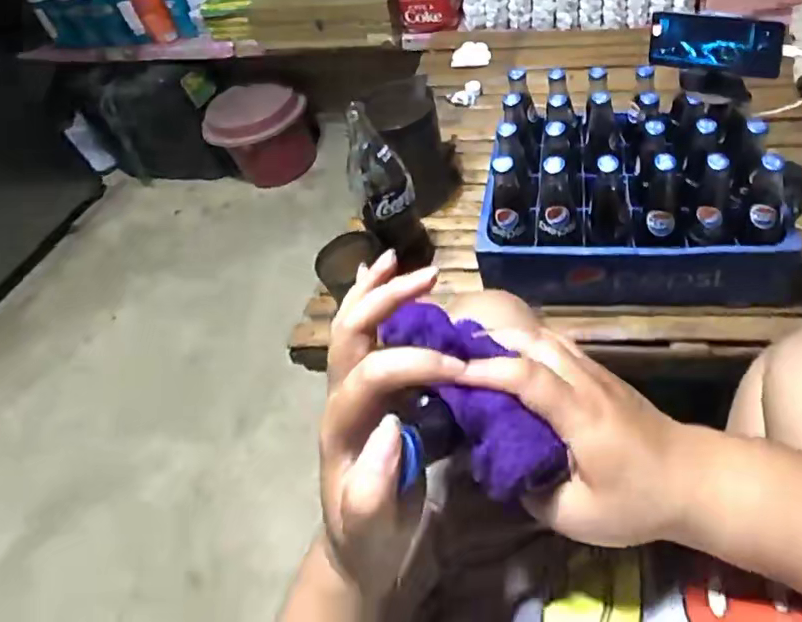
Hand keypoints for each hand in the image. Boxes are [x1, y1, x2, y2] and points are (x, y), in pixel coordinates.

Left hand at [319, 252, 464, 599]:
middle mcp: (341, 395)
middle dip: (386, 299)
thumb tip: (392, 425)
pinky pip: (364, 332)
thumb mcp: (369, 526)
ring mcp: (351, 385)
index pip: (373, 373)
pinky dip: (371, 299)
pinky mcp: (367, 383)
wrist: (357, 544)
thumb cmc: (366, 536)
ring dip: (373, 288)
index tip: (460, 370)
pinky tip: (380, 275)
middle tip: (430, 277)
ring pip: (351, 323)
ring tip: (394, 258)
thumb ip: (373, 487)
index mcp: (342, 426)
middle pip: (351, 332)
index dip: (416, 362)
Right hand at [458, 327, 696, 547]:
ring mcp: (596, 372)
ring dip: (510, 336)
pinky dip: (529, 342)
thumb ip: (535, 494)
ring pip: (548, 338)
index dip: (488, 370)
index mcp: (580, 414)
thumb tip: (504, 470)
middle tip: (452, 348)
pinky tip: (514, 354)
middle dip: (492, 340)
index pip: (528, 378)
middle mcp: (586, 381)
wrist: (692, 477)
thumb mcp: (581, 517)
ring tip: (474, 346)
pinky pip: (559, 346)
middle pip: (536, 343)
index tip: (451, 371)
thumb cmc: (638, 500)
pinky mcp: (601, 374)